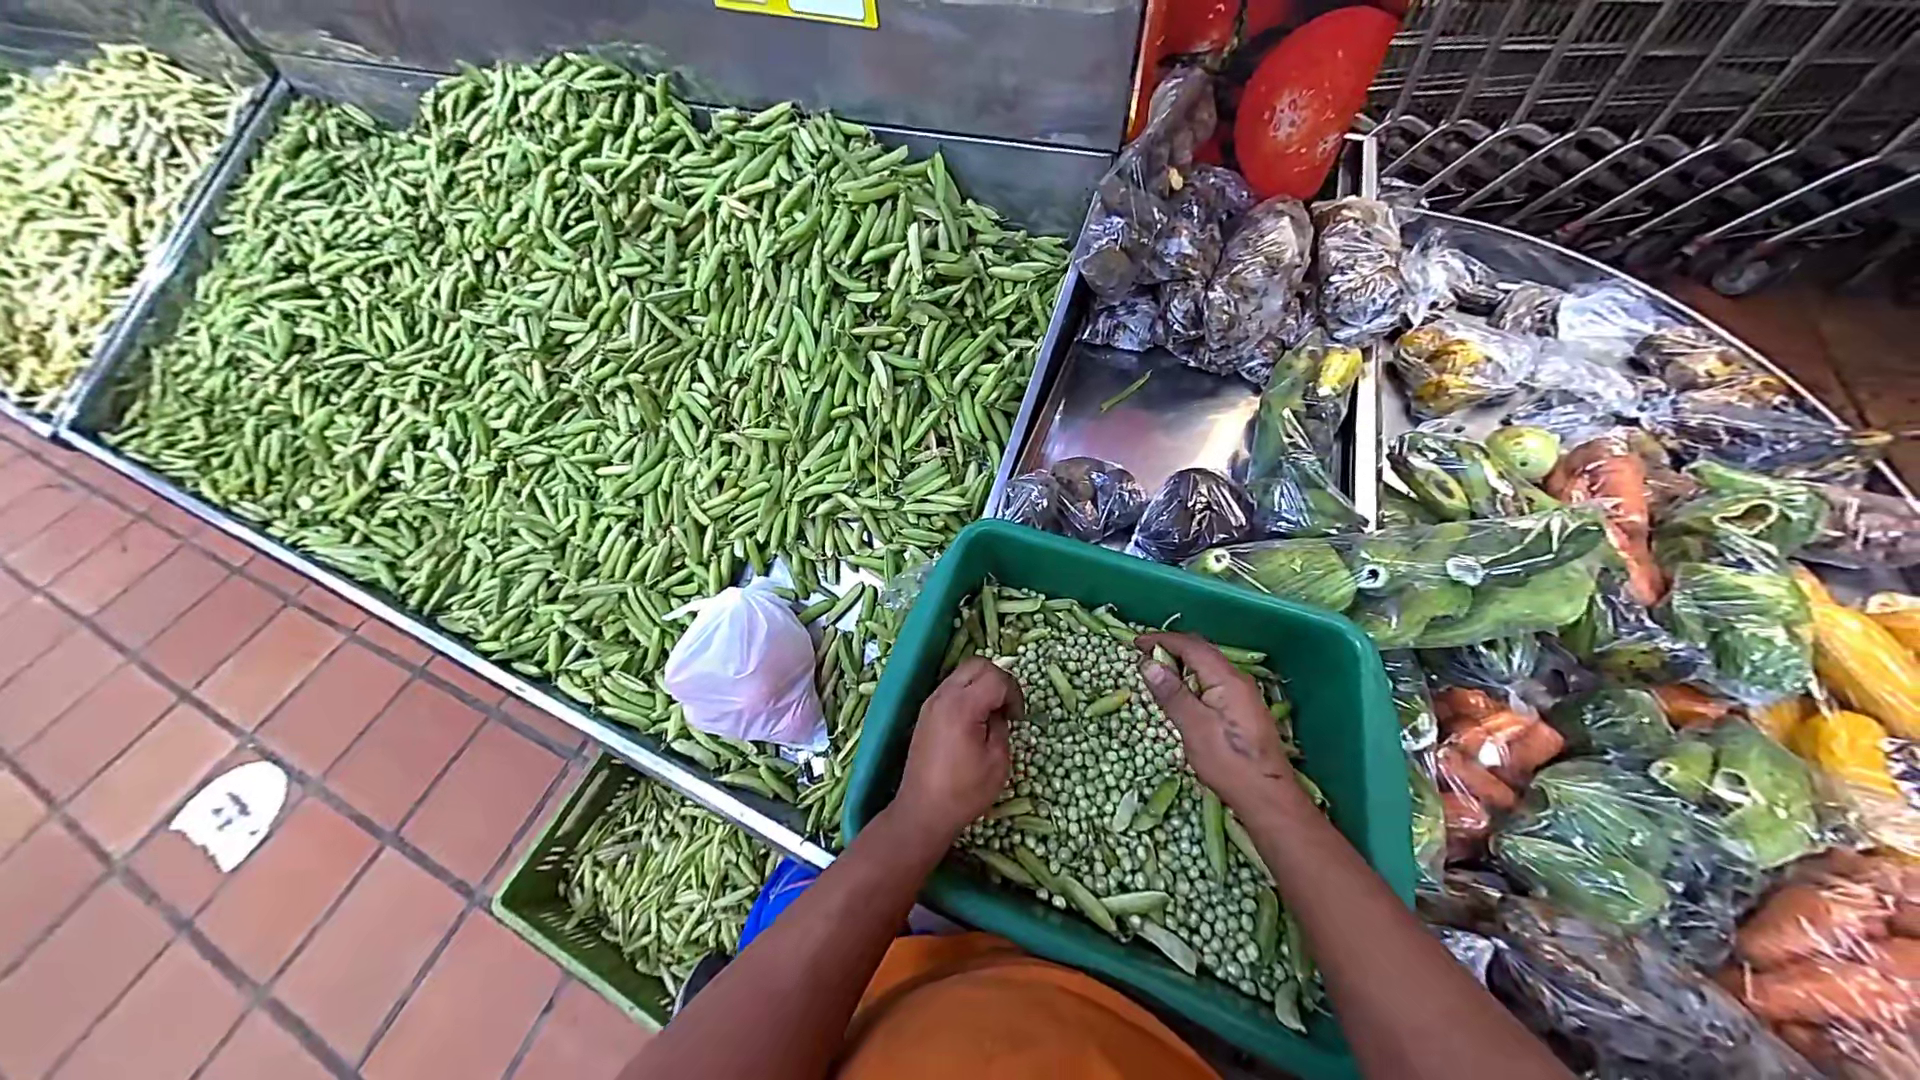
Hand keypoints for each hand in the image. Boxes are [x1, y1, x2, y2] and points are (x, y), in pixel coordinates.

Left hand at [891, 657, 1021, 844]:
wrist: (922, 810)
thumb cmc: (964, 791)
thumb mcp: (998, 761)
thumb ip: (1002, 726)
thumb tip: (999, 712)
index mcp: (963, 706)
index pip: (996, 678)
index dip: (1014, 693)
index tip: (1017, 718)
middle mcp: (943, 696)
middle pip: (977, 664)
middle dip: (999, 679)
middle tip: (1007, 707)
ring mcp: (931, 702)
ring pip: (963, 673)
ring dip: (982, 684)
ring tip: (991, 714)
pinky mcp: (926, 712)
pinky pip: (951, 687)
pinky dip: (968, 692)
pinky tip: (974, 719)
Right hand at [1136, 632, 1298, 815]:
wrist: (1267, 797)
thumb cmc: (1228, 763)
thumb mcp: (1194, 727)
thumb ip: (1172, 693)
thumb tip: (1148, 664)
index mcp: (1227, 679)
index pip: (1191, 646)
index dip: (1161, 640)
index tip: (1135, 643)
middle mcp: (1238, 680)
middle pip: (1201, 651)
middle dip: (1170, 648)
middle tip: (1142, 655)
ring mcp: (1242, 695)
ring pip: (1207, 667)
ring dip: (1180, 664)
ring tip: (1156, 672)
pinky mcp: (1241, 710)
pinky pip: (1212, 681)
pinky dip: (1191, 679)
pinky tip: (1180, 693)